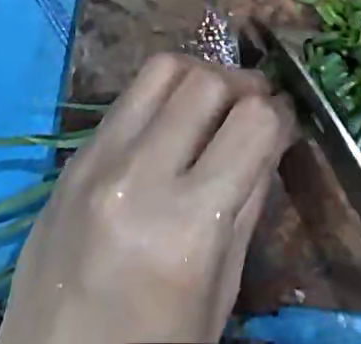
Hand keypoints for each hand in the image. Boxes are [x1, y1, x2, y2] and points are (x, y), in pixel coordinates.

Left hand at [0, 52, 295, 343]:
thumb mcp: (218, 292)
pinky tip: (172, 122)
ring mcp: (98, 157)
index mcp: (186, 226)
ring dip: (199, 75)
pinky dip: (161, 95)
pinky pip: (127, 97)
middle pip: (206, 80)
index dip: (281, 114)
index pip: (253, 123)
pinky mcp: (73, 154)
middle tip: (255, 106)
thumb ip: (247, 204)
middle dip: (243, 85)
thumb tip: (271, 136)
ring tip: (214, 102)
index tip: (287, 121)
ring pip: (161, 68)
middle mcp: (139, 175)